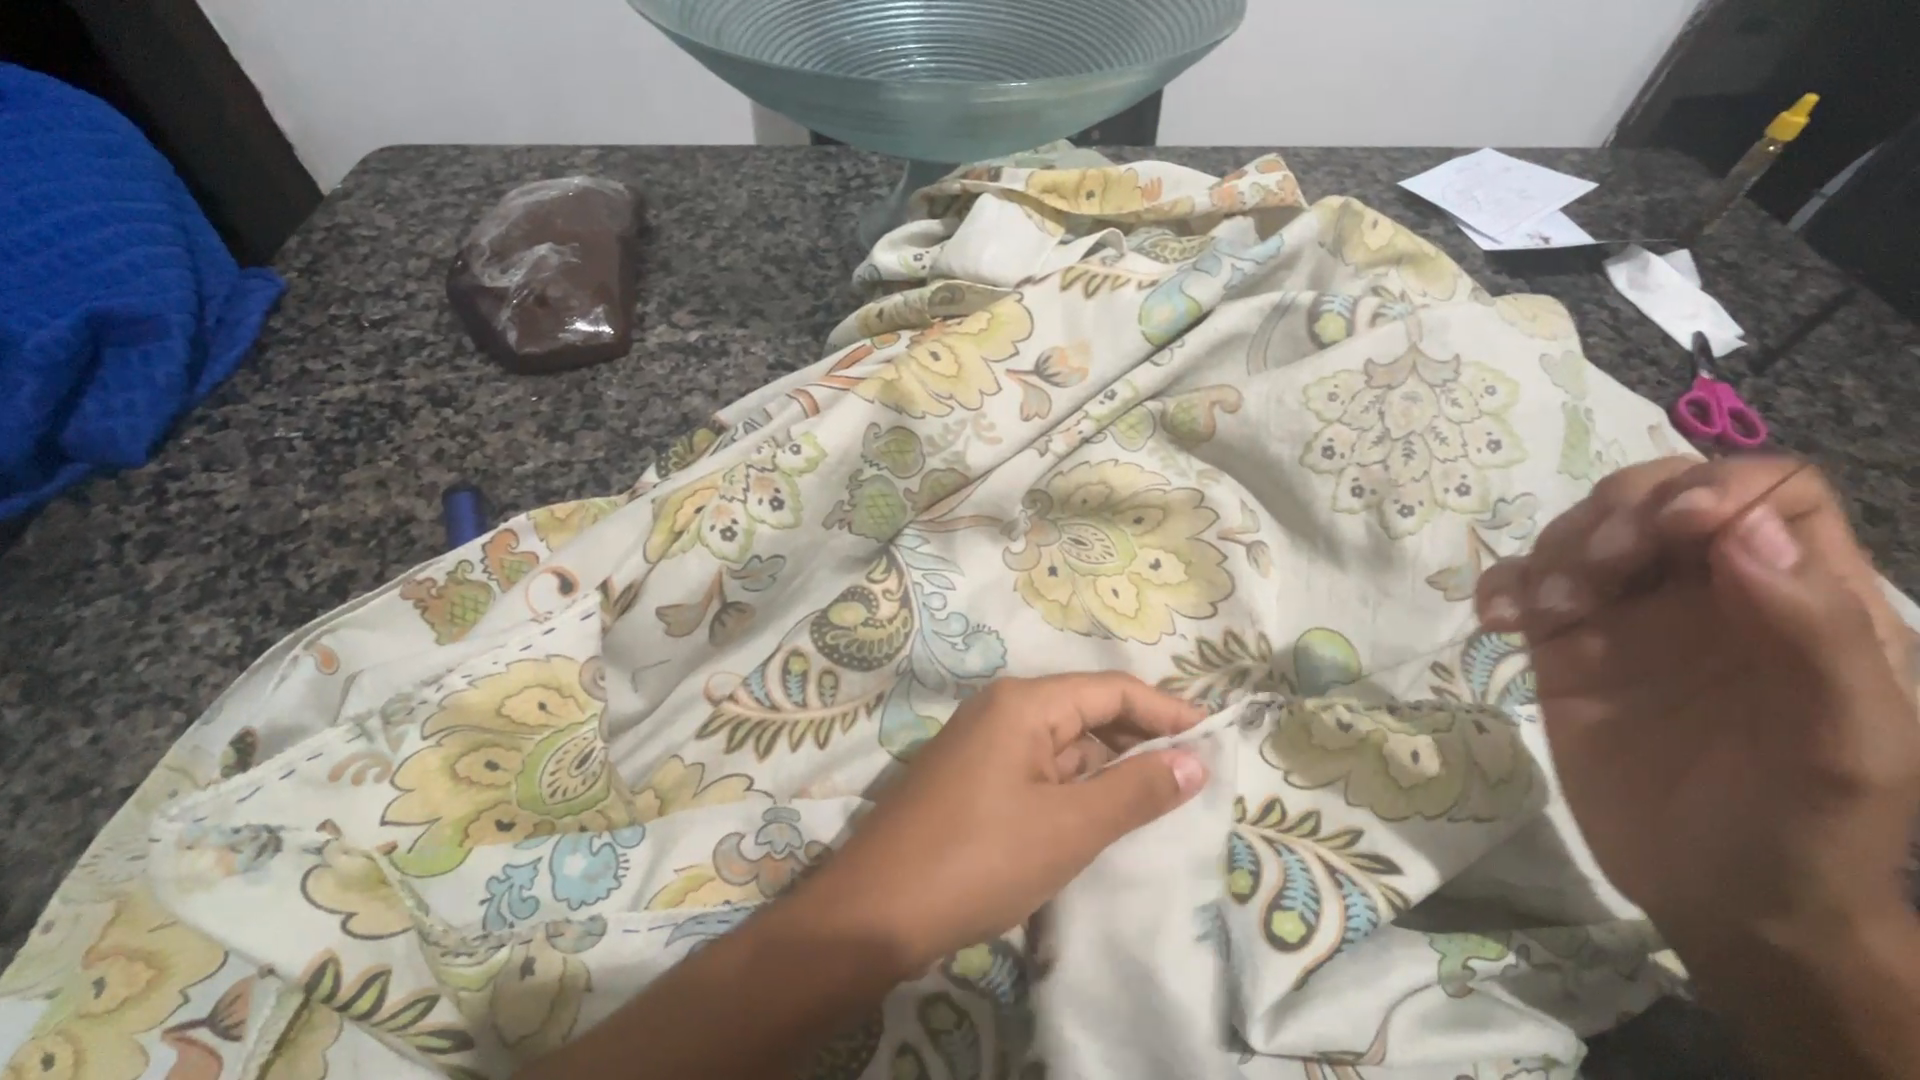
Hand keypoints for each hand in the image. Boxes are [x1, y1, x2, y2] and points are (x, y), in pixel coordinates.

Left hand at [790, 673, 1209, 974]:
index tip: (1215, 738)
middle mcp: (1000, 710)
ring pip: (1062, 745)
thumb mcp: (1069, 827)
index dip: (1167, 711)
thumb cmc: (979, 860)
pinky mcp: (970, 780)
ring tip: (1159, 798)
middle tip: (1195, 774)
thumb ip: (1137, 791)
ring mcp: (980, 745)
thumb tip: (1195, 760)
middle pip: (1086, 711)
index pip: (1112, 690)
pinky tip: (1100, 815)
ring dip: (1108, 768)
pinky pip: (1037, 770)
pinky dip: (1074, 787)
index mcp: (1023, 704)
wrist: (874, 912)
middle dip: (1139, 740)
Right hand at [1475, 457, 1918, 953]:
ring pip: (1582, 532)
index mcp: (1804, 597)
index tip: (1671, 531)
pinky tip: (1497, 619)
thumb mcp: (1849, 745)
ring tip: (1546, 612)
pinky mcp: (1566, 650)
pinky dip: (1501, 586)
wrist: (1723, 902)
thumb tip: (1740, 530)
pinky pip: (1524, 589)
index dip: (1719, 487)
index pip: (1771, 493)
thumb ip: (1818, 635)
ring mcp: (1631, 619)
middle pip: (1659, 495)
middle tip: (1595, 570)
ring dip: (1554, 550)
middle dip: (1618, 513)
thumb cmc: (1808, 829)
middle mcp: (1712, 592)